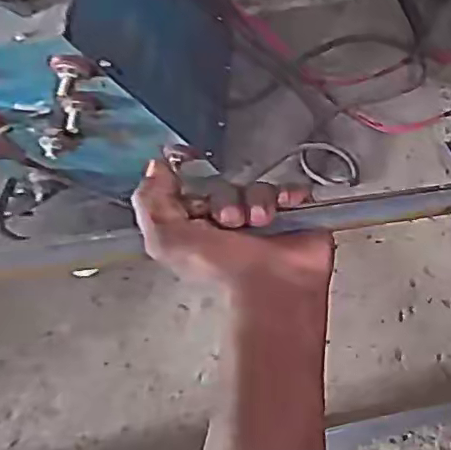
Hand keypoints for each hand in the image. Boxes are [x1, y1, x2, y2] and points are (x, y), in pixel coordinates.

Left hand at [131, 159, 333, 296]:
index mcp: (200, 224)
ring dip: (259, 199)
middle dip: (227, 199)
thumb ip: (151, 202)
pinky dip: (290, 192)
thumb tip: (155, 165)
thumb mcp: (167, 240)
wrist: (273, 284)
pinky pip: (294, 188)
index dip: (195, 183)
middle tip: (233, 221)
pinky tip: (287, 204)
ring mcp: (269, 215)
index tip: (197, 187)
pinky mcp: (299, 213)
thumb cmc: (220, 268)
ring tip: (261, 221)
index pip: (197, 188)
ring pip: (260, 186)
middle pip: (228, 185)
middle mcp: (234, 218)